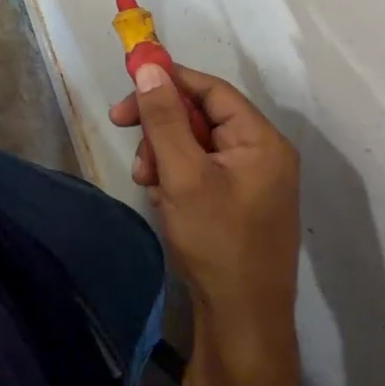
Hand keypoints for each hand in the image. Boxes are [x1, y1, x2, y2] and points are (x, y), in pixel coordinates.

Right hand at [111, 65, 300, 385]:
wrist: (241, 318)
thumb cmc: (216, 240)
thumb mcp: (182, 173)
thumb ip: (163, 116)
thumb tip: (148, 66)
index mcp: (260, 140)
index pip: (210, 88)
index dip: (168, 80)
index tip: (127, 88)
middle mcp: (261, 153)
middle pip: (199, 114)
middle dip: (159, 125)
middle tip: (122, 130)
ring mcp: (251, 179)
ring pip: (193, 142)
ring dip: (162, 153)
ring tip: (147, 182)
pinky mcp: (238, 200)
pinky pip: (199, 168)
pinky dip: (174, 176)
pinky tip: (162, 199)